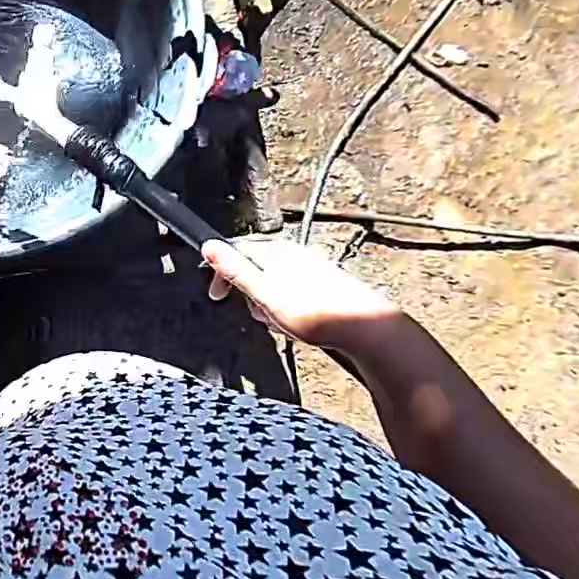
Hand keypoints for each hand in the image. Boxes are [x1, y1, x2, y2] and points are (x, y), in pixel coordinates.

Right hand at [203, 236, 408, 349]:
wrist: (370, 332)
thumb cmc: (317, 314)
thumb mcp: (265, 293)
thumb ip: (235, 270)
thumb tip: (209, 246)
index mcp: (277, 251)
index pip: (236, 251)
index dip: (221, 272)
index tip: (216, 294)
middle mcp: (294, 254)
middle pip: (255, 267)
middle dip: (247, 292)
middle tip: (253, 313)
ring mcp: (311, 269)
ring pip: (274, 282)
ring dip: (267, 303)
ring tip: (276, 323)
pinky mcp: (325, 286)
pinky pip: (292, 292)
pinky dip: (286, 307)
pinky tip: (295, 325)